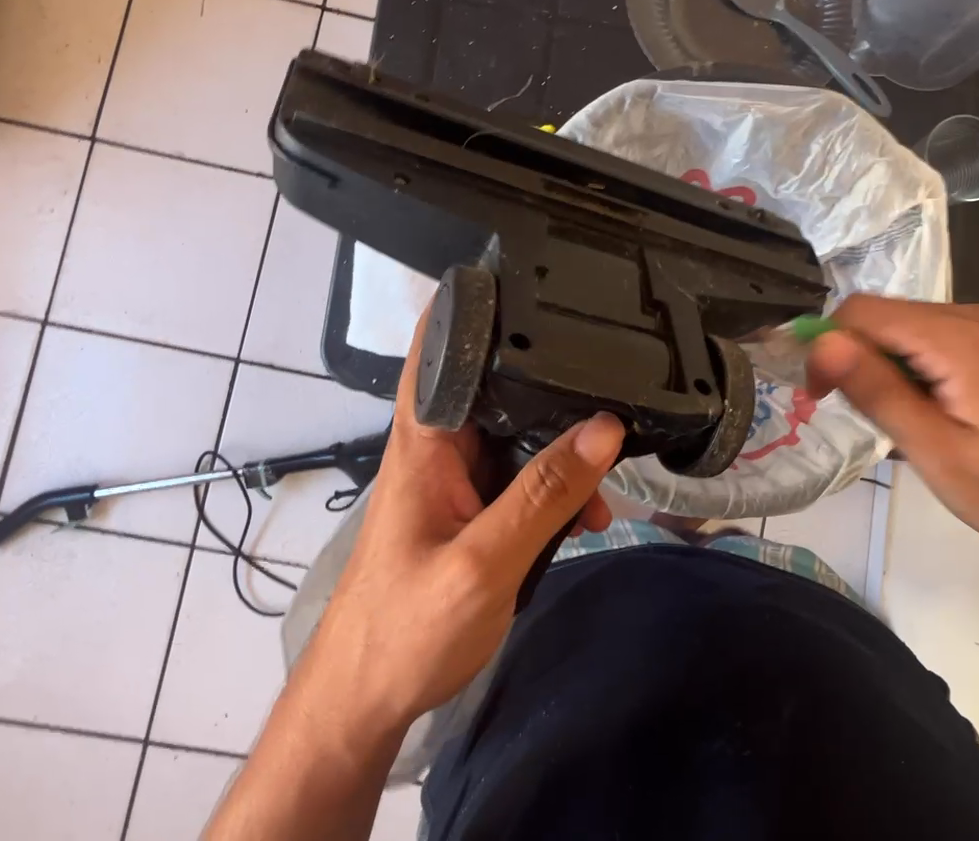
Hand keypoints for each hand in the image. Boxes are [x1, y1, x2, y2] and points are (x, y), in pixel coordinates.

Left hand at [295, 315, 622, 733]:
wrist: (367, 700)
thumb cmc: (406, 630)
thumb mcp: (484, 564)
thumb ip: (543, 496)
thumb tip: (603, 429)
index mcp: (425, 442)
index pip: (441, 349)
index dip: (477, 306)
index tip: (528, 279)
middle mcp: (440, 449)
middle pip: (498, 390)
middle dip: (554, 392)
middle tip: (612, 399)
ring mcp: (457, 484)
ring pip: (519, 440)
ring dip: (564, 455)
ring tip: (605, 488)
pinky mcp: (472, 516)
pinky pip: (522, 484)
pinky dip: (556, 494)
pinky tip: (587, 518)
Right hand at [806, 297, 978, 575]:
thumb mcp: (936, 452)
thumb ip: (878, 391)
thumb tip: (821, 342)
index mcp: (964, 340)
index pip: (864, 311)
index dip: (829, 344)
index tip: (820, 395)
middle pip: (890, 315)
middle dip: (859, 355)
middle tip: (861, 415)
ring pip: (915, 323)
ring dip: (891, 360)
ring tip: (905, 418)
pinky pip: (946, 332)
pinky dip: (923, 360)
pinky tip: (937, 404)